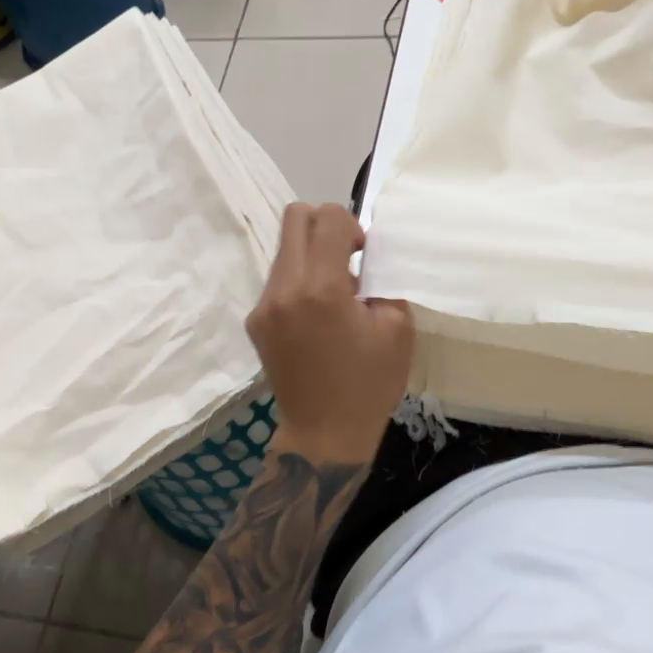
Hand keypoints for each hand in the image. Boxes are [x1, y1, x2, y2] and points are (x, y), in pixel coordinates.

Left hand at [245, 203, 413, 463]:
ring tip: (335, 293)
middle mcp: (283, 288)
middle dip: (325, 226)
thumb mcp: (398, 328)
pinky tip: (317, 316)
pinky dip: (300, 280)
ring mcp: (263, 305)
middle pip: (295, 217)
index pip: (328, 217)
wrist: (325, 434)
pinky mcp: (255, 320)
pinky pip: (278, 278)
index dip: (352, 225)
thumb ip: (382, 280)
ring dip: (311, 254)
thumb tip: (363, 260)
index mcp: (320, 288)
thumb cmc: (369, 384)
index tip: (364, 255)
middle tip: (347, 258)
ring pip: (284, 247)